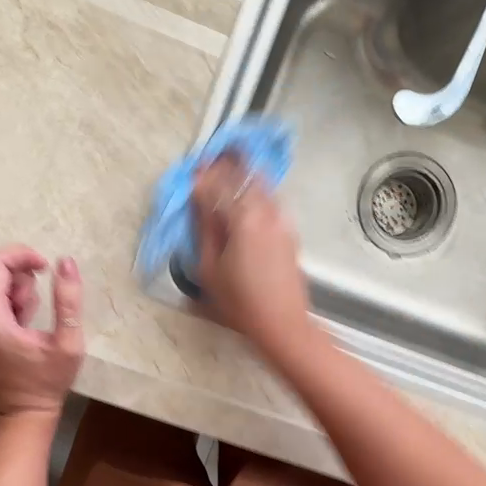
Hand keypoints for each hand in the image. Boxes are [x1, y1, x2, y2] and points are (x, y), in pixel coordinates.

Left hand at [0, 246, 83, 416]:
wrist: (24, 410)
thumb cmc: (47, 380)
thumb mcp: (68, 342)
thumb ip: (68, 301)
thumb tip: (66, 262)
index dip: (23, 255)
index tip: (47, 267)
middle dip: (20, 270)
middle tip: (43, 293)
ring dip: (16, 285)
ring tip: (33, 314)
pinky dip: (9, 296)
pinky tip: (24, 319)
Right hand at [191, 158, 312, 354]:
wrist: (283, 324)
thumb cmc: (240, 302)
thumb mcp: (210, 268)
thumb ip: (205, 228)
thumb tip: (200, 202)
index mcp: (244, 219)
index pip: (220, 185)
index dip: (205, 175)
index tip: (195, 167)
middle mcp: (267, 212)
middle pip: (245, 176)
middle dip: (227, 166)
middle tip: (212, 161)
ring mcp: (282, 220)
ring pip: (261, 185)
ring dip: (243, 176)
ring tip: (227, 174)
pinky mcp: (290, 231)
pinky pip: (270, 200)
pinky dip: (255, 192)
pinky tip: (244, 200)